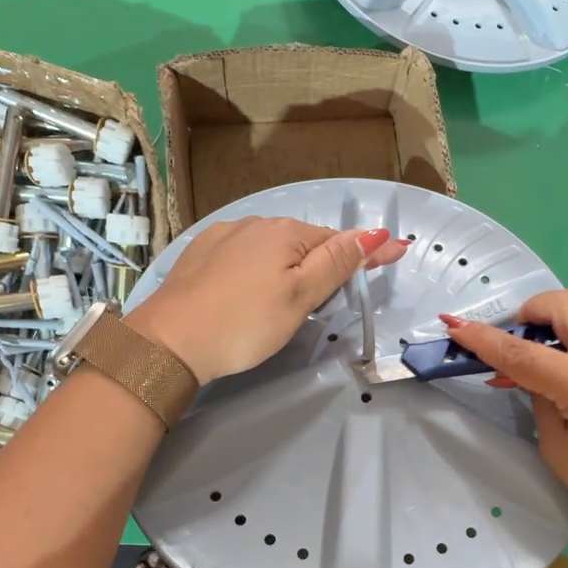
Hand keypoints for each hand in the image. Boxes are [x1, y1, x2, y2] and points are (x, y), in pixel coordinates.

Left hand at [129, 218, 407, 384]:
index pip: (338, 241)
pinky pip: (243, 254)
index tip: (398, 252)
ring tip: (292, 294)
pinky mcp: (200, 256)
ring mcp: (223, 238)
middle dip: (325, 260)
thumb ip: (337, 263)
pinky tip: (252, 286)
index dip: (367, 252)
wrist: (169, 341)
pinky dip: (258, 267)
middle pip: (304, 243)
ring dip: (290, 263)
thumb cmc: (244, 323)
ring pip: (271, 248)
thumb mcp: (300, 296)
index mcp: (285, 233)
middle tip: (337, 292)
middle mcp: (254, 225)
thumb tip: (373, 232)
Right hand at [441, 290, 567, 537]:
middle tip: (519, 335)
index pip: (520, 351)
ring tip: (553, 328)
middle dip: (530, 312)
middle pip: (562, 306)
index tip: (455, 326)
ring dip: (567, 305)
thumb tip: (521, 368)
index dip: (483, 339)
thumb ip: (536, 395)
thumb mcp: (554, 443)